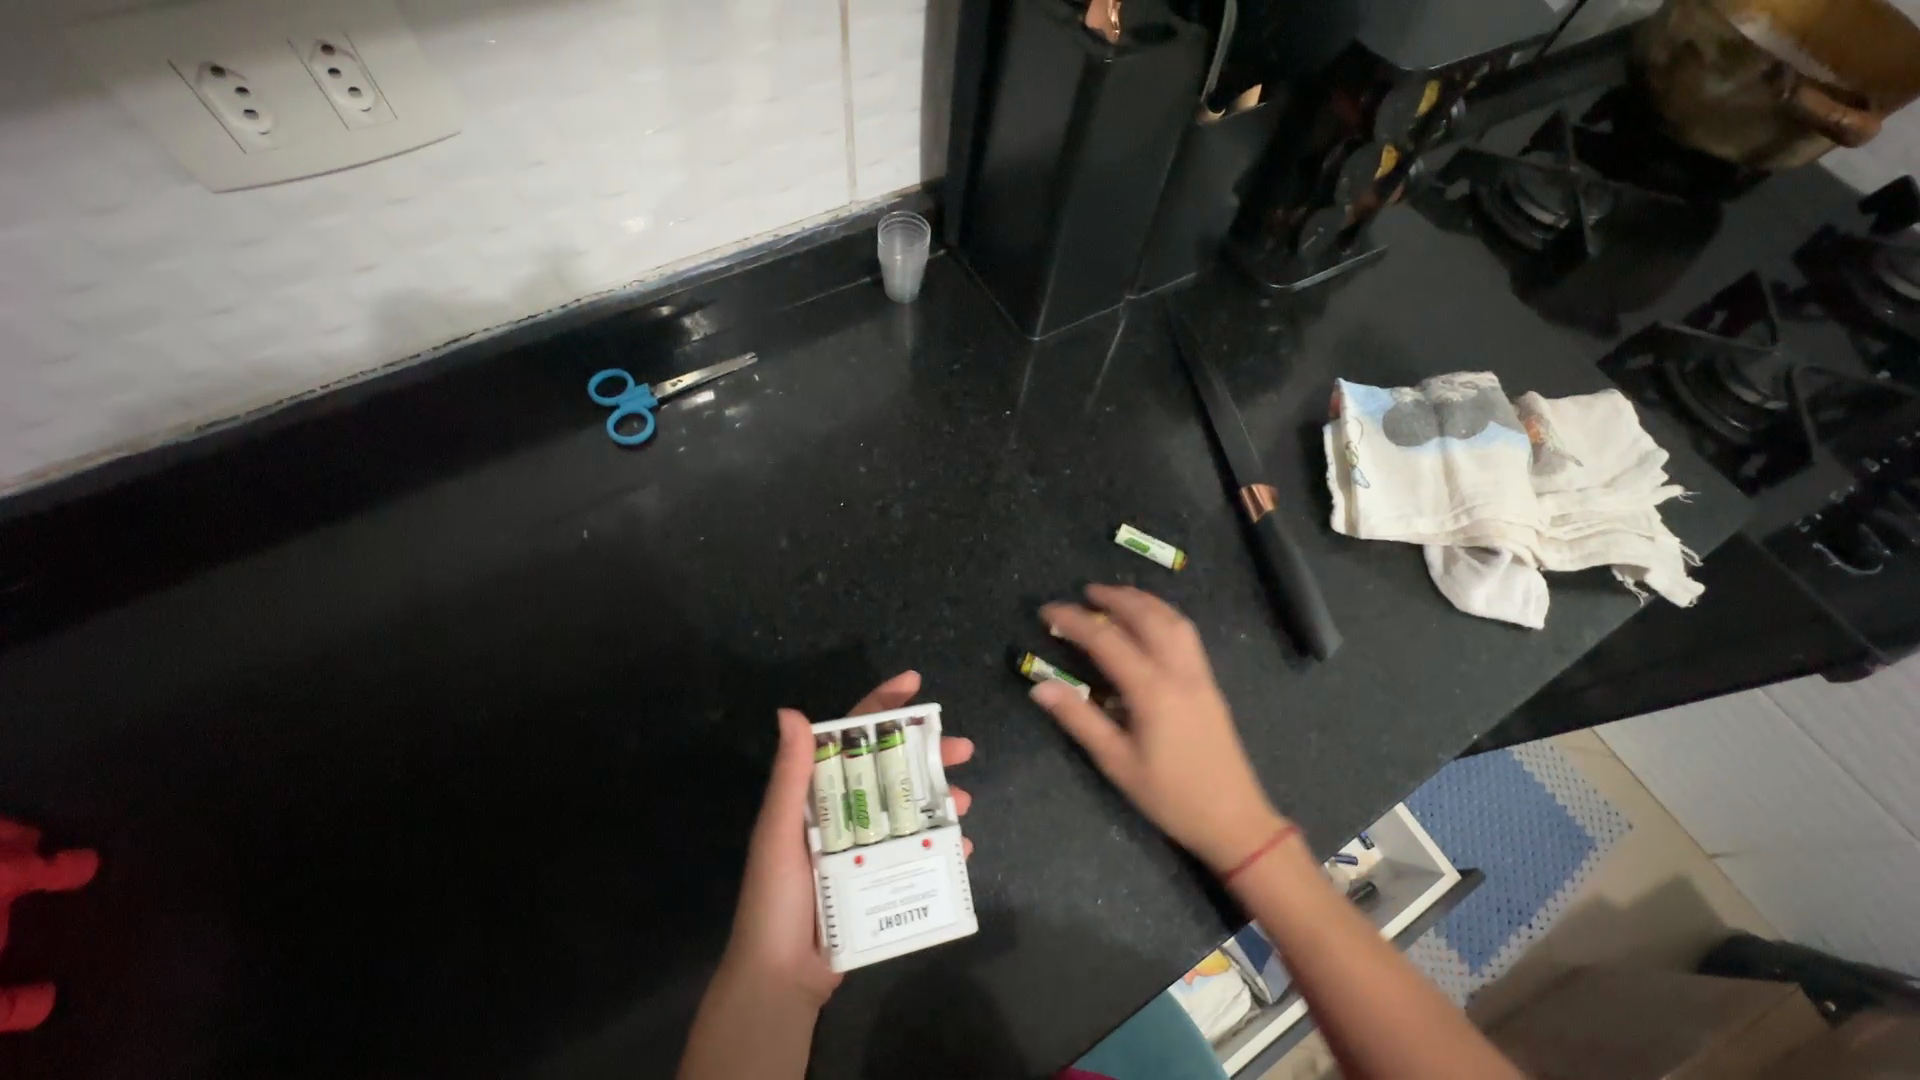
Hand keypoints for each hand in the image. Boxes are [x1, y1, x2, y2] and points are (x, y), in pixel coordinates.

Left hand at [722, 670, 974, 1005]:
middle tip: (965, 749)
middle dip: (928, 752)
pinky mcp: (878, 877)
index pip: (848, 736)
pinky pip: (917, 851)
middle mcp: (842, 811)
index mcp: (815, 792)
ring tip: (965, 804)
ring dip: (940, 798)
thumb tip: (791, 711)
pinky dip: (942, 845)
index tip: (915, 684)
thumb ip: (791, 775)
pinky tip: (963, 847)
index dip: (881, 706)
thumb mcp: (779, 831)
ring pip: (909, 807)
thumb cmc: (776, 897)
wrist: (781, 976)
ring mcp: (863, 845)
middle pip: (890, 768)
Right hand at [1032, 585, 1285, 873]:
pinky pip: (1187, 635)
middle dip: (1115, 598)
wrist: (1234, 820)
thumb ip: (1078, 719)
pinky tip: (1152, 624)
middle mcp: (1179, 673)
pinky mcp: (1210, 685)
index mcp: (1152, 691)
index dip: (1074, 621)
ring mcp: (1200, 676)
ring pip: (1173, 621)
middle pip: (1147, 617)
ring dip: (1144, 601)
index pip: (1107, 641)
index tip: (1047, 611)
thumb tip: (1039, 687)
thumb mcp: (1117, 763)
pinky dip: (1164, 616)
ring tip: (1117, 597)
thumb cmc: (1170, 797)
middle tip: (1085, 592)